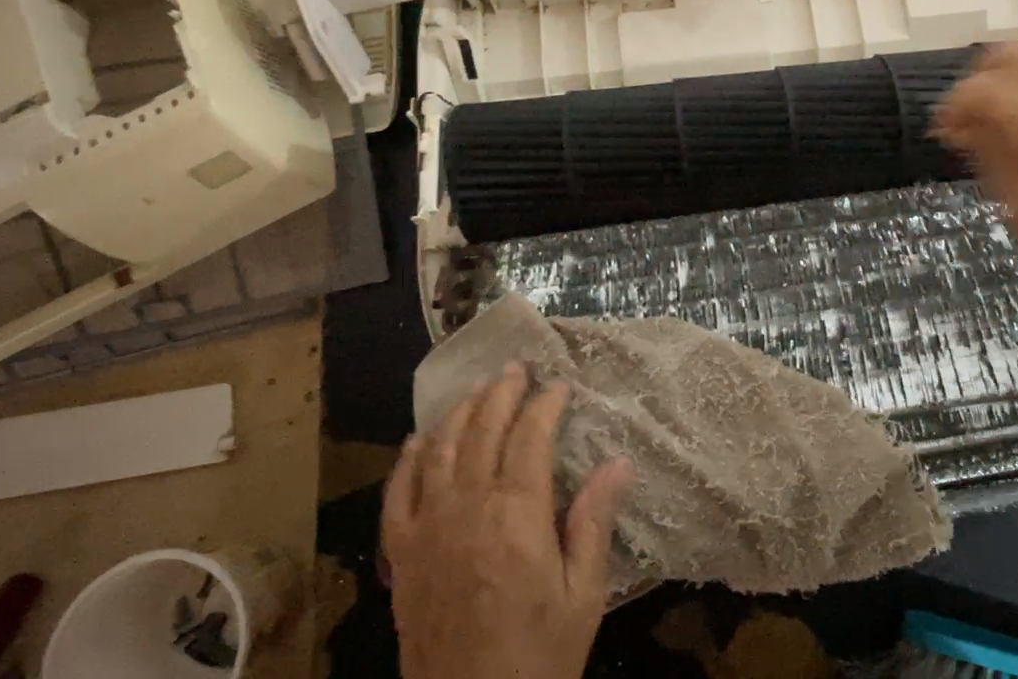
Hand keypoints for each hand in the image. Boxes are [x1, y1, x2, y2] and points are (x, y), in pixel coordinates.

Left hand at [383, 361, 634, 678]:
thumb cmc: (538, 654)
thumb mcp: (583, 594)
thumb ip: (594, 522)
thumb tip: (618, 462)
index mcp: (517, 513)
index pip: (530, 437)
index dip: (545, 405)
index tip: (559, 385)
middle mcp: (467, 507)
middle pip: (482, 430)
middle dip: (502, 392)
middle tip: (516, 367)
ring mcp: (427, 527)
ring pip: (440, 450)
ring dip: (459, 412)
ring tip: (478, 387)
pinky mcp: (400, 554)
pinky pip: (398, 492)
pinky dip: (409, 459)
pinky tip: (419, 439)